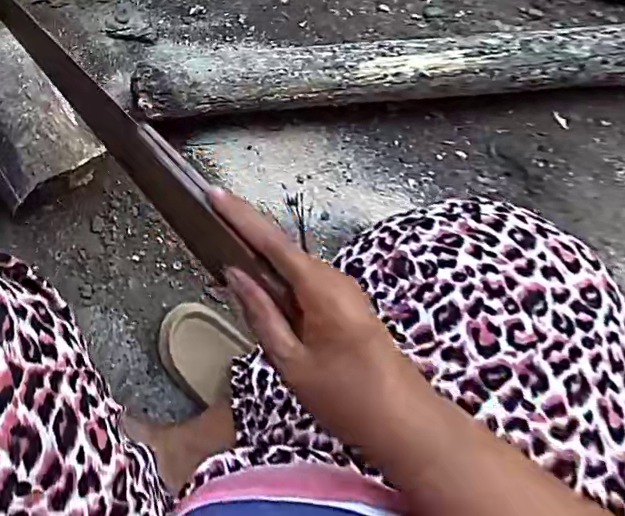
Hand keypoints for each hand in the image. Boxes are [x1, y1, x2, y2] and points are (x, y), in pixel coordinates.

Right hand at [210, 188, 431, 450]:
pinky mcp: (345, 301)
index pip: (270, 240)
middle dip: (244, 226)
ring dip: (259, 248)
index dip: (238, 214)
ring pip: (290, 260)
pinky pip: (301, 275)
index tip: (213, 193)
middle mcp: (333, 278)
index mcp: (320, 289)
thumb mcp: (293, 363)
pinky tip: (256, 275)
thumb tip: (234, 274)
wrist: (414, 431)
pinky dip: (275, 267)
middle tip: (210, 211)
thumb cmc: (352, 402)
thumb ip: (260, 313)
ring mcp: (342, 288)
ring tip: (223, 239)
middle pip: (280, 244)